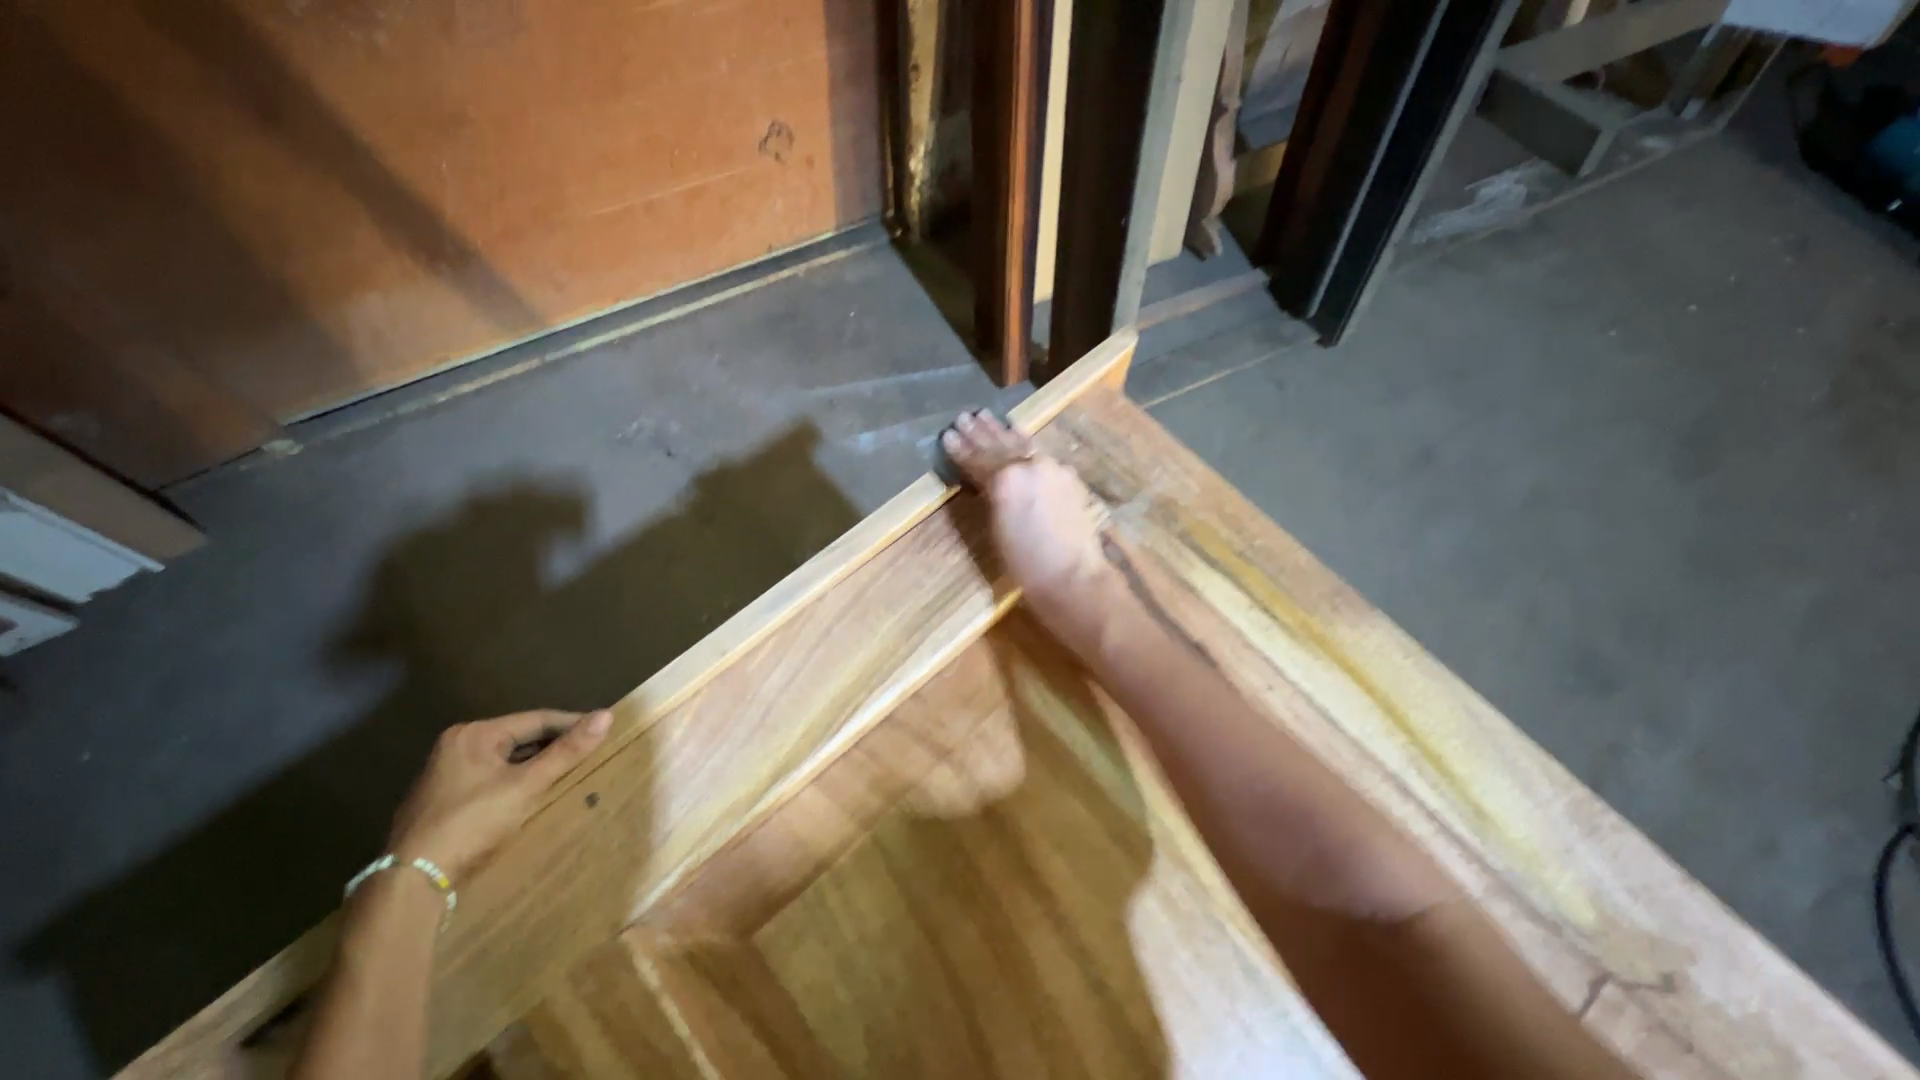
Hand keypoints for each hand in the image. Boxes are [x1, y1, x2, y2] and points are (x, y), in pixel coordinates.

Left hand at [387, 709, 611, 879]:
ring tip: (567, 772)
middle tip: (588, 752)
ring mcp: (445, 774)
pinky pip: (489, 779)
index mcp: (475, 734)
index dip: (572, 723)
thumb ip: (566, 752)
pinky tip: (530, 796)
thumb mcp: (526, 786)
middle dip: (553, 745)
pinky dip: (514, 782)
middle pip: (518, 738)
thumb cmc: (473, 822)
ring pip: (504, 760)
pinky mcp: (441, 800)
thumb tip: (606, 716)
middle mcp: (456, 746)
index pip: (536, 719)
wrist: (414, 877)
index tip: (603, 729)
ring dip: (534, 765)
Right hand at [940, 410, 1113, 604]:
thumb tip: (985, 480)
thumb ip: (990, 495)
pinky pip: (1041, 453)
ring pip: (1022, 444)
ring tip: (986, 417)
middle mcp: (1028, 465)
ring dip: (1002, 431)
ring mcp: (1051, 467)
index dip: (961, 448)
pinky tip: (1019, 436)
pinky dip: (1025, 443)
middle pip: (999, 445)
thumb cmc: (1025, 563)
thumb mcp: (996, 528)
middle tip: (964, 417)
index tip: (948, 435)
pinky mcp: (1068, 476)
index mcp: (1005, 479)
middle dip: (980, 432)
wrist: (1072, 575)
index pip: (977, 459)